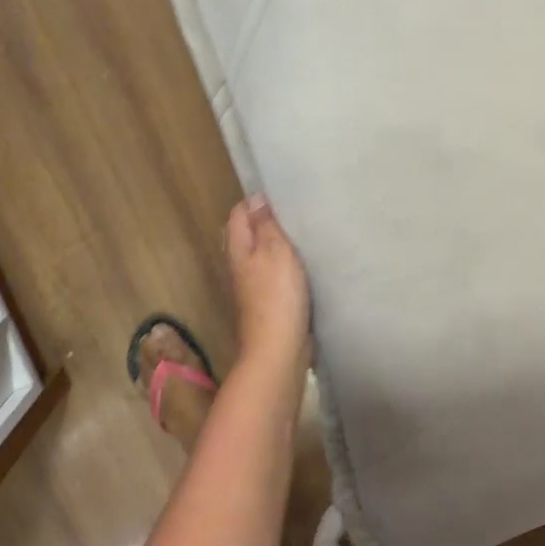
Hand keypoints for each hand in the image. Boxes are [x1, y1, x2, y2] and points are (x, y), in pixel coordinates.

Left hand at [225, 194, 310, 367]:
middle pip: (249, 234)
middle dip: (269, 221)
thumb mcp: (275, 250)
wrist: (278, 349)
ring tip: (306, 234)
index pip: (239, 213)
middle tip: (298, 212)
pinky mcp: (268, 303)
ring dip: (280, 245)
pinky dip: (288, 267)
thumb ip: (265, 225)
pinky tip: (307, 265)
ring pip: (263, 255)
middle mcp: (239, 265)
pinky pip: (276, 275)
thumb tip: (257, 200)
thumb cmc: (276, 295)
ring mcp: (252, 286)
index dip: (259, 201)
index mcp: (237, 248)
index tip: (285, 195)